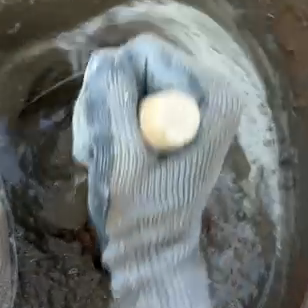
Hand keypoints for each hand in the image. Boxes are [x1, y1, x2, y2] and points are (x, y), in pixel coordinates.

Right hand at [72, 34, 242, 307]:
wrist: (152, 254)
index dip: (116, 83)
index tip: (106, 127)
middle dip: (107, 101)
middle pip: (137, 65)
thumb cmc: (143, 216)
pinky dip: (109, 126)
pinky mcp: (172, 122)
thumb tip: (105, 58)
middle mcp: (208, 94)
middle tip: (94, 146)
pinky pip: (129, 103)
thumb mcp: (126, 160)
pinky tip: (105, 156)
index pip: (149, 53)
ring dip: (102, 117)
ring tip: (97, 156)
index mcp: (213, 98)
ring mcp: (189, 108)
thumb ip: (117, 104)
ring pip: (126, 83)